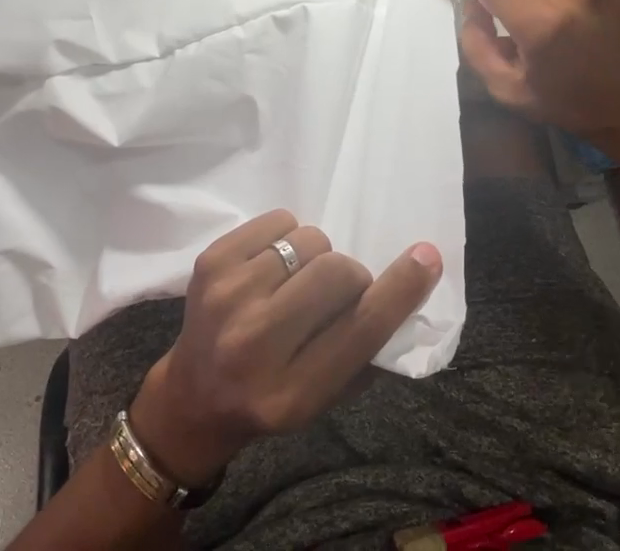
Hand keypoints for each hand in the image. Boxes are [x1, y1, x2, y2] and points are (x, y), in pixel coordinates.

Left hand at [127, 210, 441, 486]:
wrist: (193, 397)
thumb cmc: (272, 396)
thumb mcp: (325, 397)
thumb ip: (368, 349)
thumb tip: (414, 278)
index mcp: (291, 393)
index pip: (360, 329)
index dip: (400, 289)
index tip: (426, 257)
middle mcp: (254, 345)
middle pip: (335, 274)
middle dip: (349, 277)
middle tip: (335, 294)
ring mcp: (226, 299)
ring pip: (308, 241)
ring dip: (315, 257)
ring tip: (296, 283)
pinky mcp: (210, 264)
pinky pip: (278, 221)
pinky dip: (286, 238)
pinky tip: (272, 268)